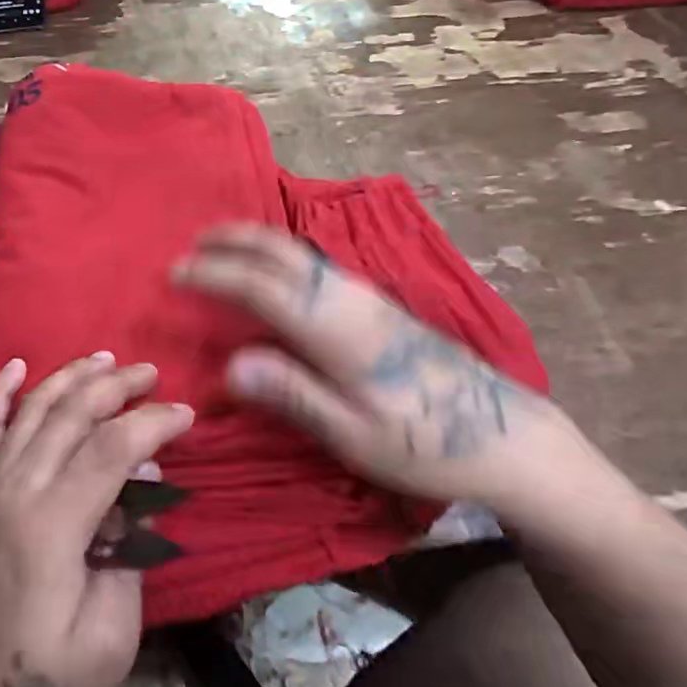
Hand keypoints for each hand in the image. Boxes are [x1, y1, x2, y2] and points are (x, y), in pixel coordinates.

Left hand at [0, 353, 193, 686]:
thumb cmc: (54, 669)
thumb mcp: (112, 628)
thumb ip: (131, 545)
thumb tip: (143, 472)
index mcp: (51, 524)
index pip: (108, 450)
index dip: (150, 424)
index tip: (185, 414)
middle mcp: (16, 488)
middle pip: (69, 415)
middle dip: (115, 387)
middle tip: (152, 374)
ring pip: (31, 409)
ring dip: (69, 377)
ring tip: (106, 359)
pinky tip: (16, 366)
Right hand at [175, 223, 591, 516]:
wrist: (511, 440)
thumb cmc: (426, 446)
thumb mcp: (356, 435)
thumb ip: (292, 393)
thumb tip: (230, 363)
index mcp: (336, 329)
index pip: (259, 286)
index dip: (212, 274)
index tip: (174, 274)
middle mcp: (348, 299)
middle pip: (281, 252)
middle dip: (232, 240)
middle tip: (192, 242)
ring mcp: (365, 297)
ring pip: (299, 252)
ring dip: (254, 242)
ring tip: (220, 247)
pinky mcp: (376, 305)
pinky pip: (313, 263)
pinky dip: (277, 254)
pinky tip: (271, 268)